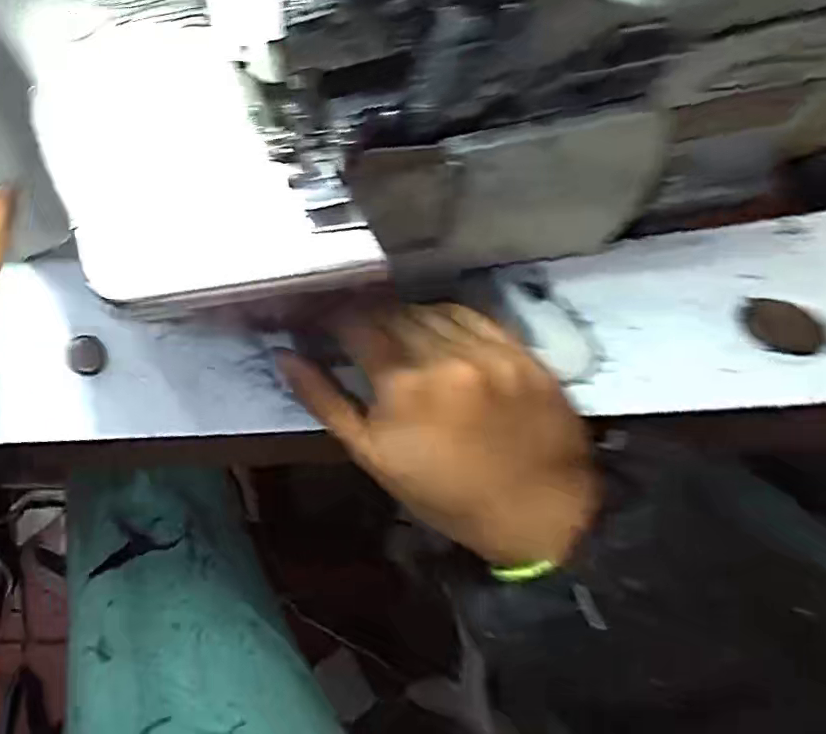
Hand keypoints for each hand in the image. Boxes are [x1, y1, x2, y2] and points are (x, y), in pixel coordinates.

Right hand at [276, 304, 599, 567]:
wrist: (541, 516)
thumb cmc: (443, 491)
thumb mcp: (370, 453)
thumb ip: (323, 399)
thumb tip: (284, 355)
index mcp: (403, 383)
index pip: (353, 322)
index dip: (330, 315)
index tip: (318, 319)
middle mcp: (444, 355)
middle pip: (388, 311)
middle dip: (363, 316)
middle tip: (353, 330)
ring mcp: (487, 350)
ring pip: (426, 309)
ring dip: (401, 316)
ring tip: (394, 333)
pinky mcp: (520, 351)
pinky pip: (468, 313)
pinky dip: (442, 316)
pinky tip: (434, 332)